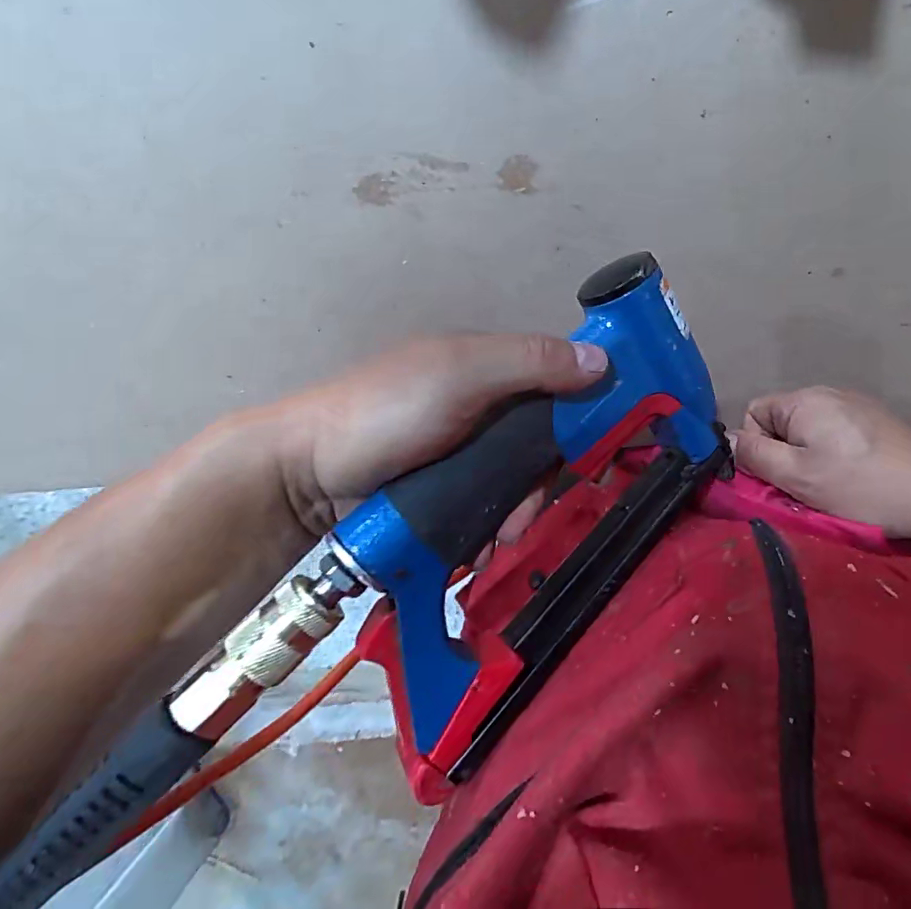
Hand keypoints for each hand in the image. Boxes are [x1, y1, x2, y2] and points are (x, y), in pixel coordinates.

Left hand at [202, 334, 607, 538]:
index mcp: (492, 370)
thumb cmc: (387, 411)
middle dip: (542, 484)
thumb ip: (530, 362)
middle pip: (546, 446)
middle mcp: (486, 410)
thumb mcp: (461, 373)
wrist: (306, 477)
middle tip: (525, 515)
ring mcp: (466, 456)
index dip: (587, 412)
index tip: (604, 448)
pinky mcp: (448, 495)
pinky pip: (489, 512)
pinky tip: (476, 549)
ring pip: (520, 486)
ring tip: (496, 539)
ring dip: (517, 515)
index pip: (562, 385)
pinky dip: (489, 531)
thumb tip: (602, 361)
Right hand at [729, 386, 910, 545]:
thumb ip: (754, 455)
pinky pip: (838, 439)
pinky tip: (859, 483)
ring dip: (811, 462)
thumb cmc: (864, 487)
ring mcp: (858, 407)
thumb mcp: (798, 477)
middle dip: (784, 457)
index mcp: (803, 400)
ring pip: (810, 435)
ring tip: (834, 491)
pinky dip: (838, 461)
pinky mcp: (880, 425)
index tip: (778, 478)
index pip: (753, 414)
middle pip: (782, 424)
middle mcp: (828, 394)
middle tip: (805, 490)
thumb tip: (727, 438)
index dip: (755, 448)